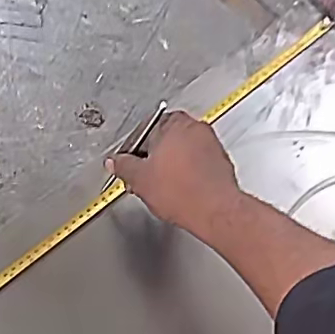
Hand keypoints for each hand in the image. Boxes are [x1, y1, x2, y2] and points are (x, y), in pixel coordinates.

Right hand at [106, 111, 245, 231]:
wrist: (213, 209)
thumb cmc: (182, 191)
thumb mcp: (139, 179)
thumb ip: (123, 166)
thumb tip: (114, 162)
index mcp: (173, 124)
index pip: (145, 129)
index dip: (133, 150)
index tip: (129, 164)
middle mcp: (195, 128)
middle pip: (165, 140)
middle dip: (153, 158)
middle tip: (144, 177)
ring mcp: (210, 144)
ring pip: (182, 152)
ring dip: (171, 166)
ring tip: (162, 187)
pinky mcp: (220, 161)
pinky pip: (197, 164)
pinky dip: (187, 174)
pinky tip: (179, 190)